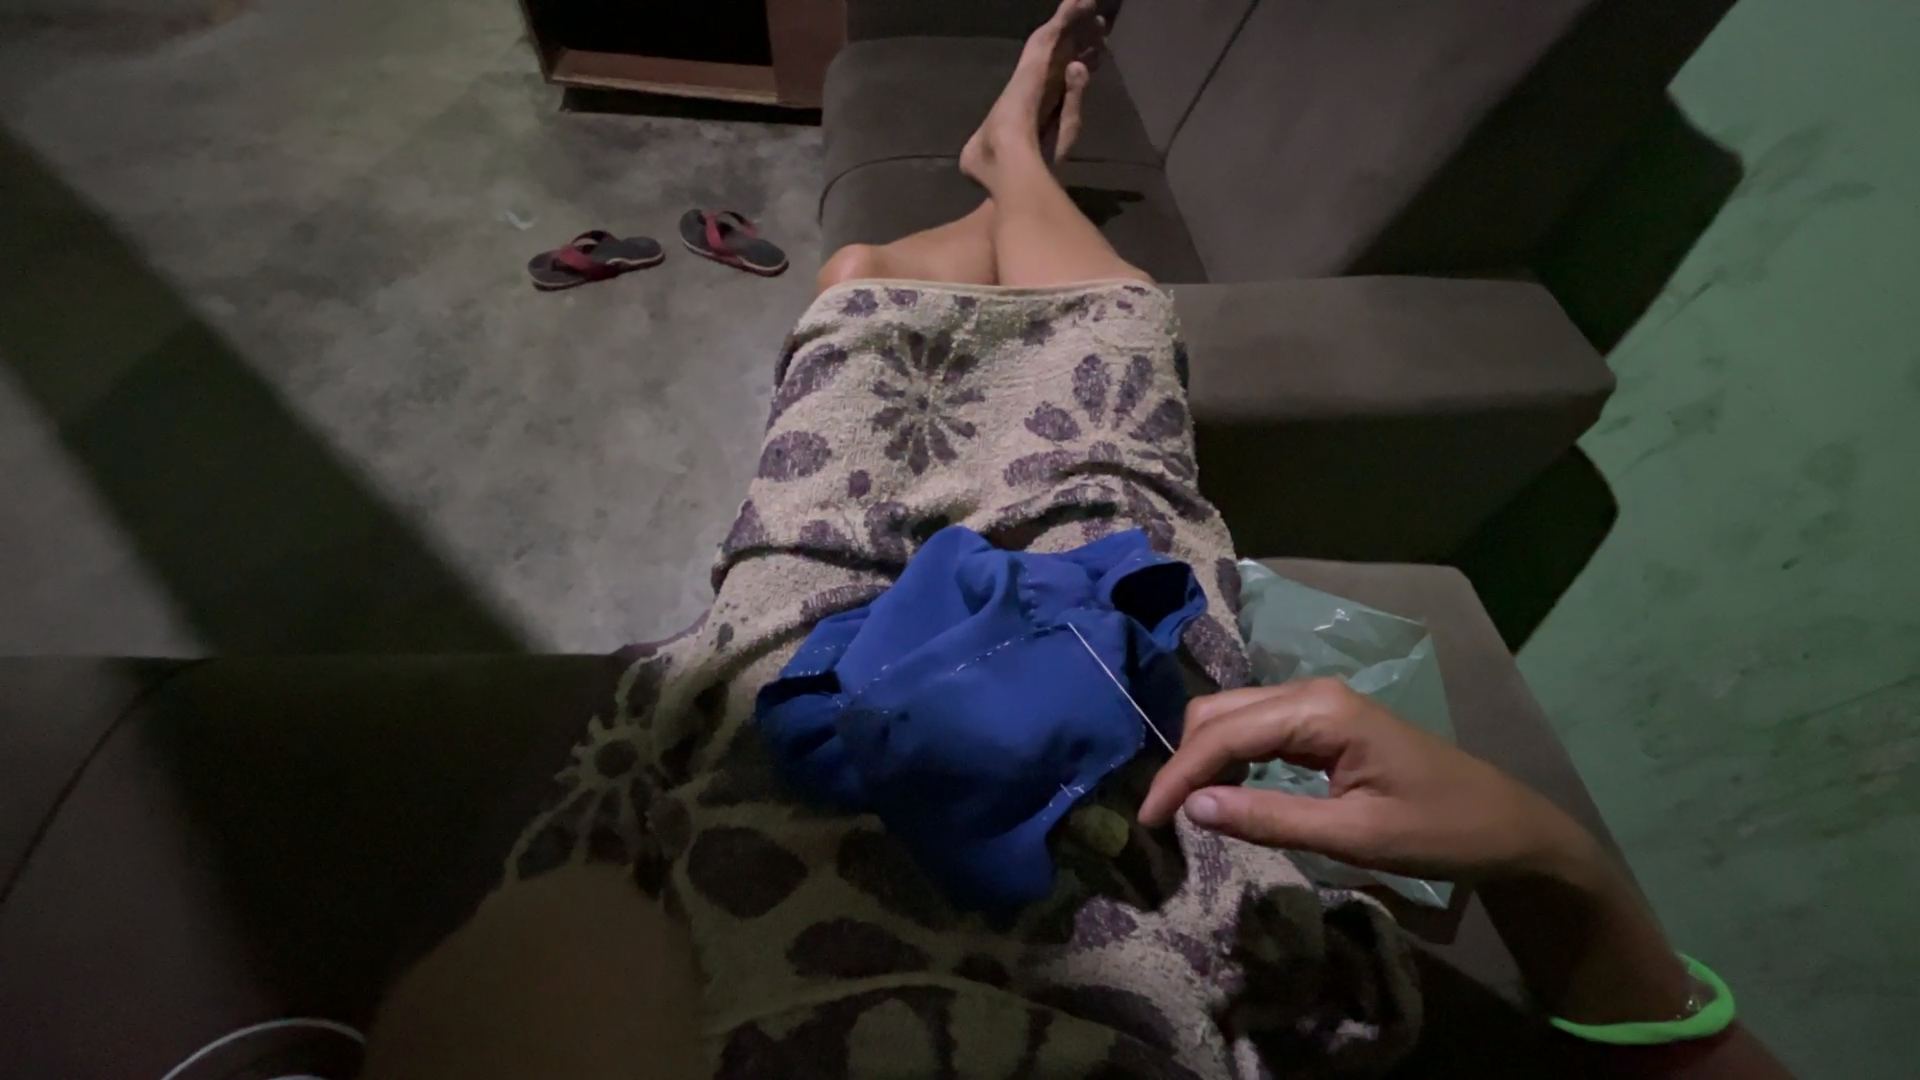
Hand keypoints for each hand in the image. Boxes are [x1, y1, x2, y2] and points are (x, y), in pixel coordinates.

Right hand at [1138, 678, 1594, 883]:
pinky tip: (1226, 789)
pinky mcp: (1316, 718)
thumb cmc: (1441, 831)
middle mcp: (1306, 692)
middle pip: (1216, 712)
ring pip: (1229, 715)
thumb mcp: (1354, 835)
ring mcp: (1311, 701)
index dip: (1179, 774)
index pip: (1224, 734)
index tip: (1149, 818)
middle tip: (1169, 815)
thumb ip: (1269, 819)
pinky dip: (1227, 756)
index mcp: (1317, 710)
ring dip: (1203, 757)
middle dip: (1185, 760)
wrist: (1510, 825)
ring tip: (1190, 806)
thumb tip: (1193, 808)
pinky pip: (1252, 727)